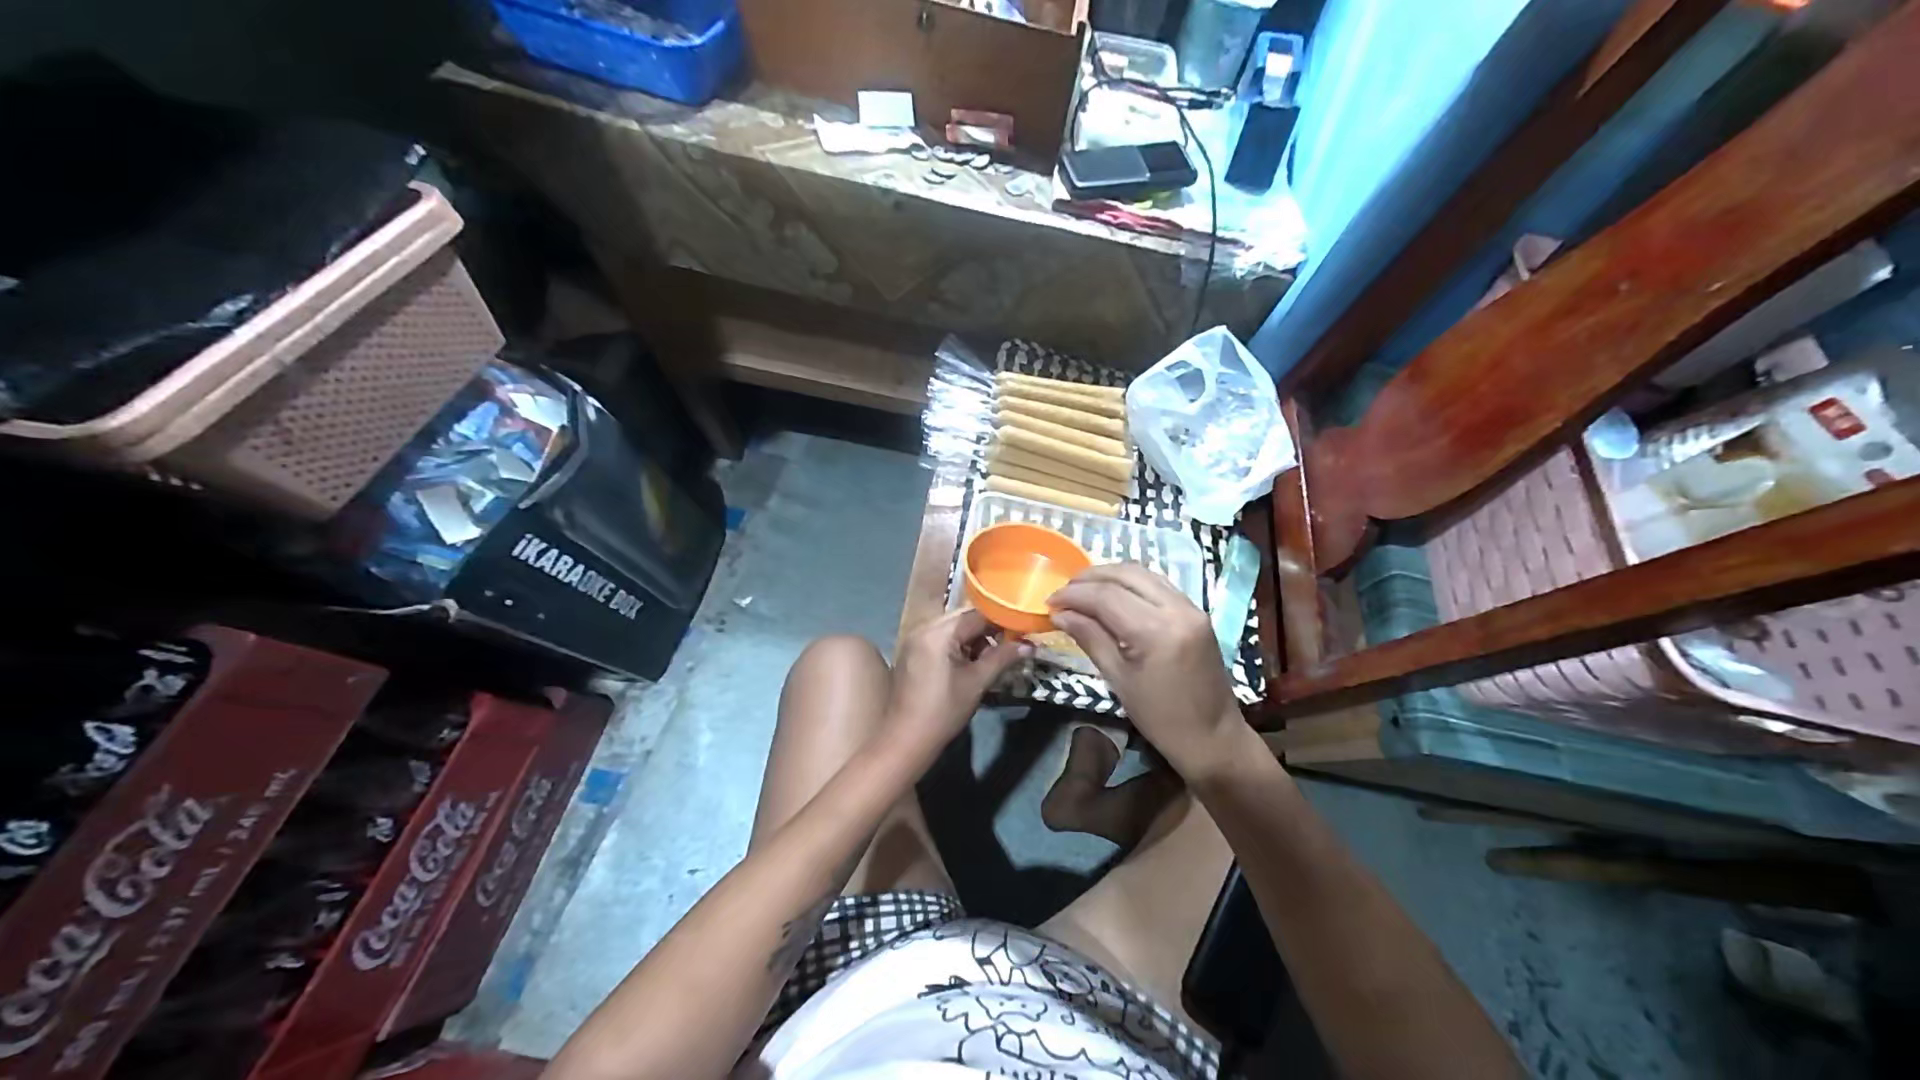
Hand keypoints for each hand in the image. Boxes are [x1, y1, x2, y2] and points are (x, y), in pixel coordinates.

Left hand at [886, 609, 1026, 757]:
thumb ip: (1003, 658)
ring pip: (953, 628)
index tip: (1022, 632)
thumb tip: (1029, 645)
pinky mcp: (912, 651)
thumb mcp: (977, 682)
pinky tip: (971, 664)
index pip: (977, 614)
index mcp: (938, 632)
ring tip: (992, 658)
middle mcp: (923, 627)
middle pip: (963, 618)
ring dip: (974, 638)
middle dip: (988, 629)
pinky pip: (941, 638)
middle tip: (1010, 645)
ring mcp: (915, 639)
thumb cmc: (944, 711)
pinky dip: (958, 645)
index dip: (1002, 621)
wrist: (906, 739)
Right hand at [1048, 563, 1245, 780]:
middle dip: (1090, 578)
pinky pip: (1158, 584)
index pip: (1106, 596)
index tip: (1049, 601)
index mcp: (1156, 631)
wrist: (1213, 737)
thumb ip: (1090, 638)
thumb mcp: (1118, 679)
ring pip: (1144, 573)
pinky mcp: (1197, 612)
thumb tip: (1059, 614)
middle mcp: (1177, 609)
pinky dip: (1131, 583)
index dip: (1074, 594)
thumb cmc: (1160, 718)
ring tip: (1083, 589)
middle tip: (1063, 591)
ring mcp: (1191, 607)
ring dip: (1110, 575)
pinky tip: (1112, 594)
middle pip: (1126, 574)